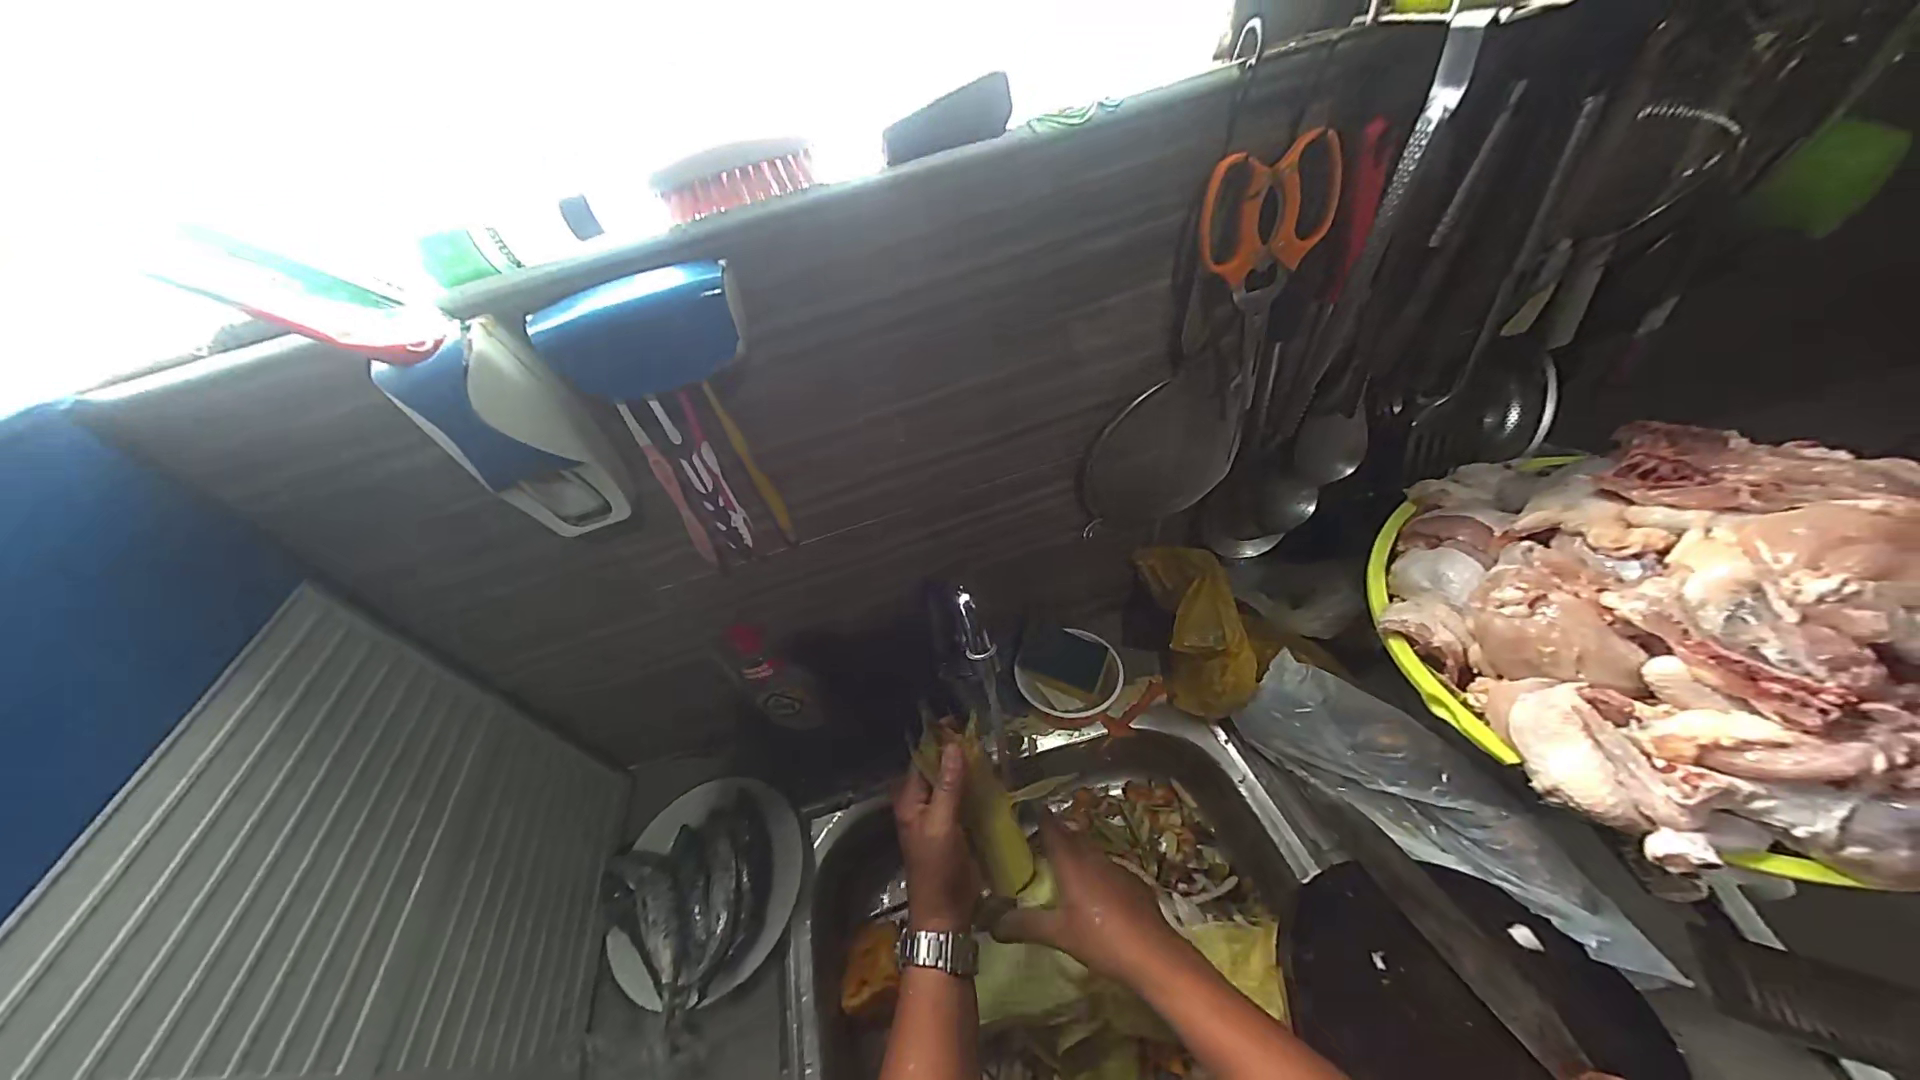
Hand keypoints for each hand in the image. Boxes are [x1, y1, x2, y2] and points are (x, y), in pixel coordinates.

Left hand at [893, 742, 978, 931]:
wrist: (947, 914)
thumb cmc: (937, 869)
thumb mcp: (941, 824)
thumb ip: (947, 786)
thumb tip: (952, 747)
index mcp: (909, 799)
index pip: (921, 758)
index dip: (937, 740)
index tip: (958, 722)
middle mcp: (921, 802)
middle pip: (937, 767)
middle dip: (954, 750)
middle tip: (977, 732)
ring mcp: (939, 814)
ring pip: (952, 781)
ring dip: (966, 767)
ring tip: (986, 748)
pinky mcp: (956, 826)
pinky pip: (964, 797)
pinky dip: (975, 785)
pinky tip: (991, 776)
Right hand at [991, 812, 1184, 982]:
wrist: (1154, 953)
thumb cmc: (1101, 938)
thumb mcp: (1057, 934)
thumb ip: (1024, 925)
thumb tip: (992, 924)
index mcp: (1071, 860)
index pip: (1051, 826)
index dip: (1037, 817)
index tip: (1024, 812)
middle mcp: (1092, 855)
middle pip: (1070, 835)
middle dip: (1054, 835)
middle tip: (1036, 844)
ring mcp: (1115, 866)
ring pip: (1089, 850)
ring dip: (1075, 852)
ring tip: (1061, 868)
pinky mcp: (1132, 880)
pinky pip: (1105, 866)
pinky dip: (1094, 870)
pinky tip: (1092, 892)